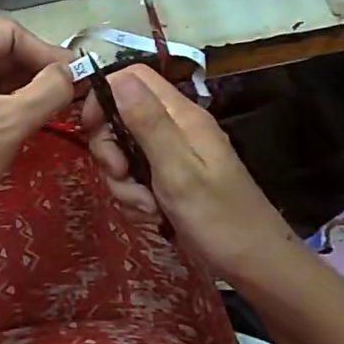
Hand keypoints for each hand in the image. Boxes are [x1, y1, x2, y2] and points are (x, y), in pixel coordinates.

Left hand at [0, 18, 74, 276]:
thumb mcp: (13, 122)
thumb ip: (50, 90)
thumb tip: (76, 71)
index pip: (9, 33)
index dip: (45, 51)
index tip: (74, 75)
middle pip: (2, 50)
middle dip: (38, 69)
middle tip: (72, 91)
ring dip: (28, 86)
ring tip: (59, 104)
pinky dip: (11, 100)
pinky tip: (34, 114)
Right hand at [83, 66, 296, 283]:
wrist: (255, 265)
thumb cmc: (219, 218)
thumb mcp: (178, 170)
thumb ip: (149, 123)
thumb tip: (119, 78)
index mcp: (182, 116)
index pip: (132, 79)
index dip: (103, 97)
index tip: (88, 129)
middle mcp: (177, 128)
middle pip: (122, 117)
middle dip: (110, 149)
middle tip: (120, 175)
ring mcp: (173, 156)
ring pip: (125, 152)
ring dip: (123, 181)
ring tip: (146, 206)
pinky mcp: (170, 181)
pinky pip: (136, 177)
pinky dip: (135, 196)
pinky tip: (151, 216)